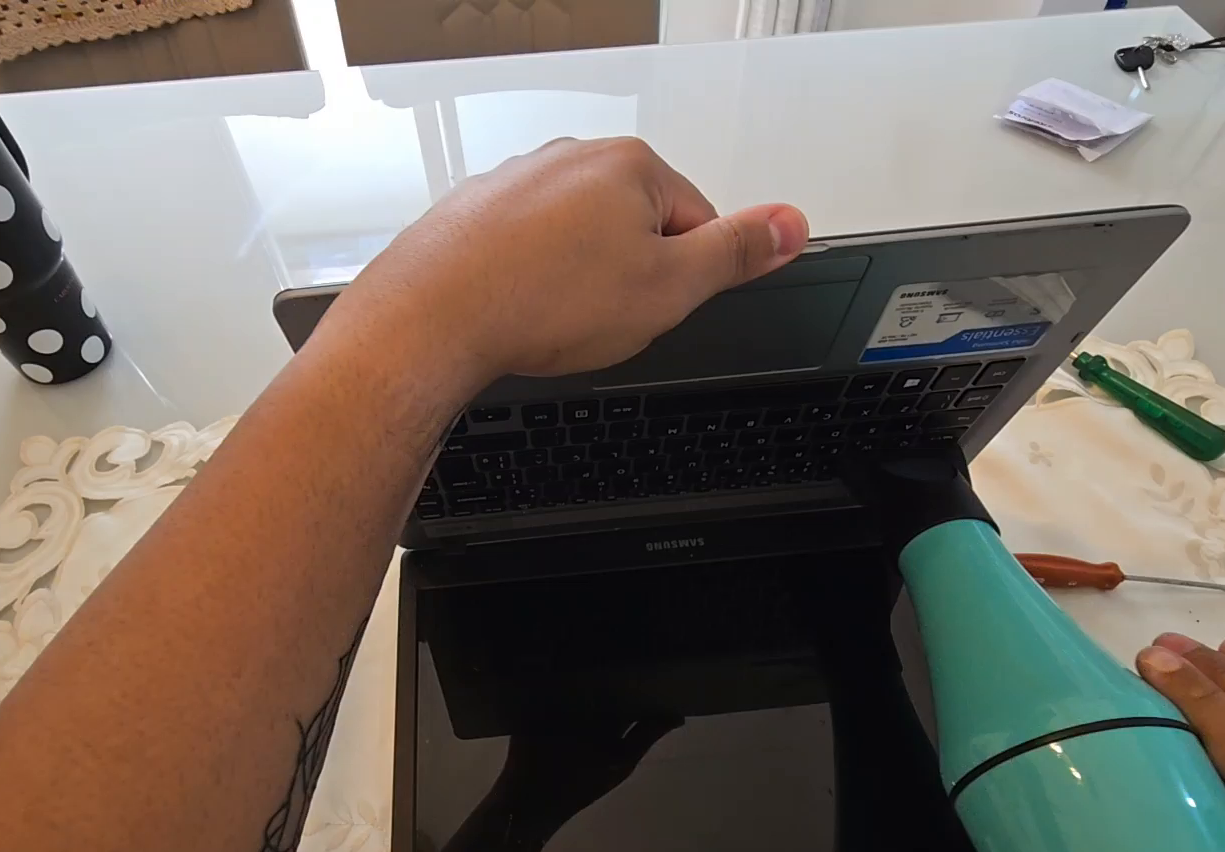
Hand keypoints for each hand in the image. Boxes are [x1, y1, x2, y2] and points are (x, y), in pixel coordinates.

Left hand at [314, 136, 808, 386]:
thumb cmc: (541, 300)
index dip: (683, 277)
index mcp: (630, 167)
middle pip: (633, 228)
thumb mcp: (667, 289)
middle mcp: (572, 160)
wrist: (436, 317)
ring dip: (576, 282)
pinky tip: (521, 308)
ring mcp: (520, 182)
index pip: (695, 219)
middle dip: (628, 278)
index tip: (657, 305)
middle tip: (604, 318)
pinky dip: (530, 279)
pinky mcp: (480, 212)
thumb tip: (789, 226)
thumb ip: (735, 254)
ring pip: (576, 242)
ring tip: (556, 317)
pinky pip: (526, 251)